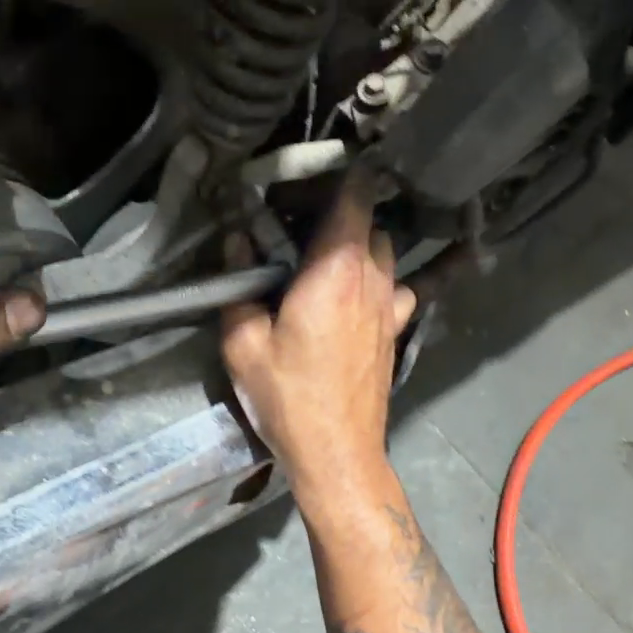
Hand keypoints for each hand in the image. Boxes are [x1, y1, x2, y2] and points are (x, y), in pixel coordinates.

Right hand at [221, 170, 416, 511]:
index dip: (335, 178)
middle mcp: (373, 279)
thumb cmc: (289, 400)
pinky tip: (355, 302)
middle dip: (339, 217)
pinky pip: (395, 290)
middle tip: (300, 233)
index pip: (355, 194)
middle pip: (369, 224)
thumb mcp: (243, 348)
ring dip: (359, 250)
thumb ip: (238, 291)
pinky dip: (378, 285)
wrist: (337, 454)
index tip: (307, 184)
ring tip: (323, 266)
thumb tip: (236, 245)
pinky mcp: (396, 333)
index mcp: (335, 271)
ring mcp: (392, 307)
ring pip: (384, 255)